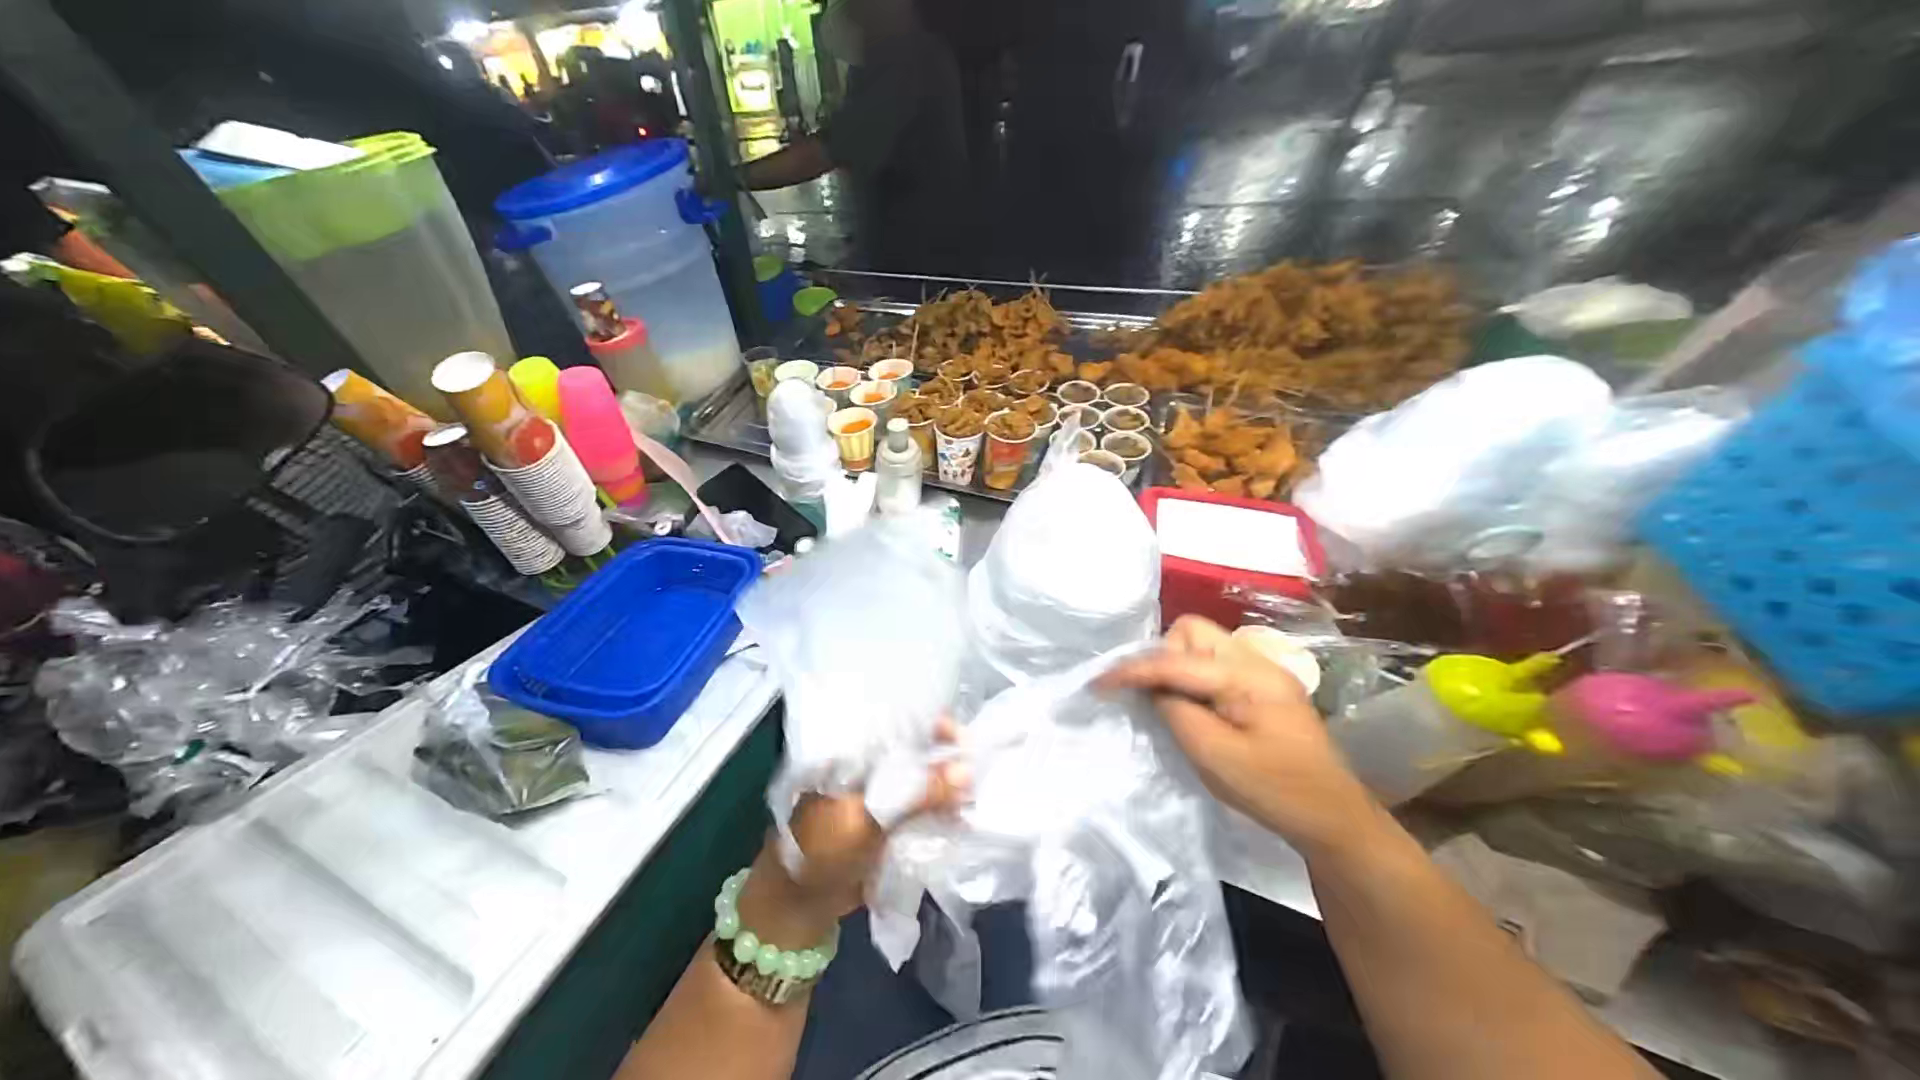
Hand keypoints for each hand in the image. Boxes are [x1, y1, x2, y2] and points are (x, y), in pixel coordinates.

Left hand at [736, 734, 965, 949]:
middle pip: (916, 753)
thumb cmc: (821, 853)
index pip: (899, 726)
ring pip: (922, 782)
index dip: (931, 727)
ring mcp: (879, 796)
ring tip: (976, 794)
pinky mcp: (888, 823)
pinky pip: (922, 809)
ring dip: (948, 787)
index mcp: (854, 754)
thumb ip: (916, 795)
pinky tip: (962, 815)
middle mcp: (868, 768)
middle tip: (979, 767)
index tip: (961, 736)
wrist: (797, 907)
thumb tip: (967, 770)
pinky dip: (941, 811)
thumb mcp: (869, 820)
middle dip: (947, 757)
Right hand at [1098, 616, 1382, 858]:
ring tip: (1169, 703)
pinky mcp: (1263, 688)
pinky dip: (1192, 676)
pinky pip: (1214, 664)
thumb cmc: (1275, 791)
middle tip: (1151, 696)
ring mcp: (1263, 672)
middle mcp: (1256, 661)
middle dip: (1162, 656)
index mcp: (1248, 675)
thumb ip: (1175, 712)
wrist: (1333, 818)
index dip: (1133, 670)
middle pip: (1192, 632)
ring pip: (1202, 644)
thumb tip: (1153, 688)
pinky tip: (1192, 706)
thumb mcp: (1214, 757)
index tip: (1097, 683)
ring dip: (1176, 665)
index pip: (1176, 659)